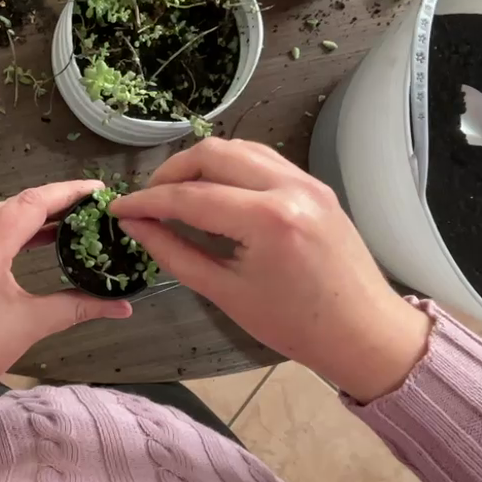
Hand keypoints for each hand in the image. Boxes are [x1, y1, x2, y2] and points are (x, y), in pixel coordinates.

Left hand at [0, 180, 133, 411]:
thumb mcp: (29, 326)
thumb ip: (77, 307)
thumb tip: (124, 307)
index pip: (30, 204)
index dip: (66, 192)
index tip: (96, 189)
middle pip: (11, 205)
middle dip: (50, 201)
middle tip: (87, 207)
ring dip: (27, 216)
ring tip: (66, 221)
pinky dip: (6, 230)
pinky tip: (30, 240)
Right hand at [111, 139, 429, 401]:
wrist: (364, 332)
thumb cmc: (293, 325)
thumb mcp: (224, 292)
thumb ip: (173, 252)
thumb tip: (135, 226)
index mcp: (267, 220)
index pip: (190, 197)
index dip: (146, 202)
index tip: (118, 210)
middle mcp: (289, 187)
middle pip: (212, 154)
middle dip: (169, 173)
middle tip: (146, 201)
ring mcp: (306, 180)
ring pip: (237, 148)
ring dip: (199, 164)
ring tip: (175, 193)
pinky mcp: (314, 184)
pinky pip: (261, 158)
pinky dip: (229, 166)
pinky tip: (212, 189)